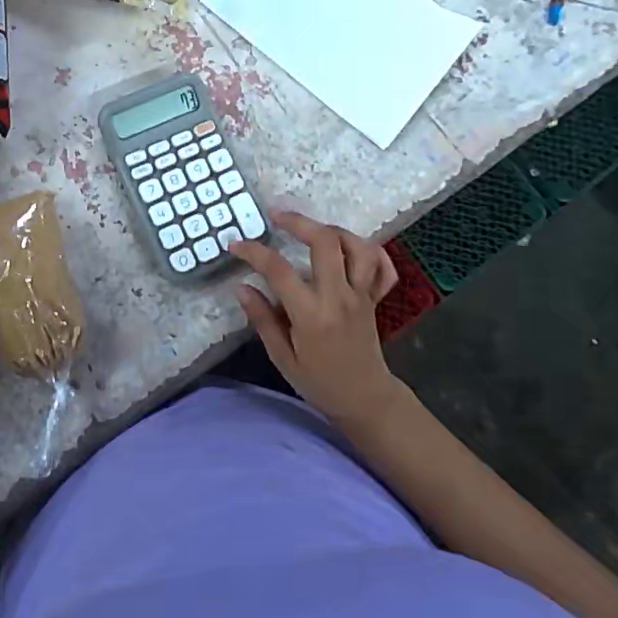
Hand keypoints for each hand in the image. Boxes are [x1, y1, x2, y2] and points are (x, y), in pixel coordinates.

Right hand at [229, 212, 405, 425]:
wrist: (365, 399)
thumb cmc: (318, 382)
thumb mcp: (282, 357)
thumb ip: (263, 319)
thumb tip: (242, 288)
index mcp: (312, 315)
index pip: (279, 271)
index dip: (254, 252)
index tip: (236, 245)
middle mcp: (340, 298)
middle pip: (325, 243)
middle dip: (298, 222)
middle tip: (276, 217)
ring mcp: (362, 295)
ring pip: (358, 246)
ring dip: (333, 231)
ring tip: (311, 229)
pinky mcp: (375, 298)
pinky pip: (382, 266)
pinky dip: (369, 251)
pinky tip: (349, 249)